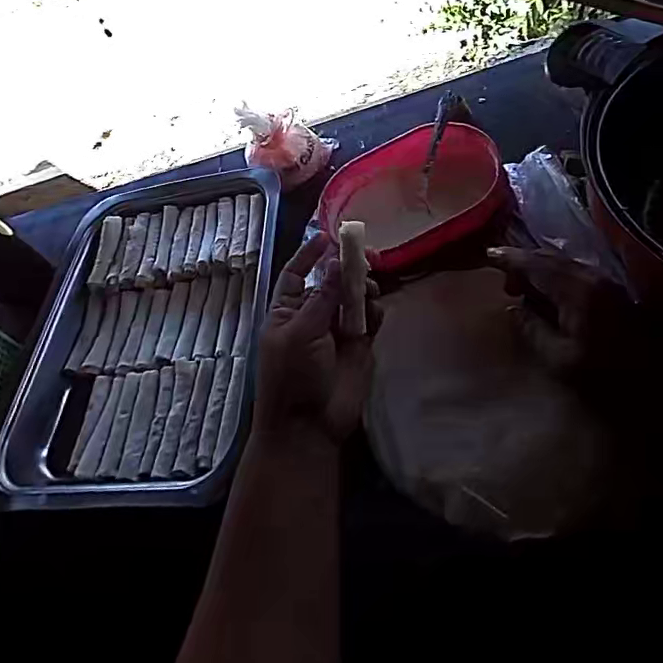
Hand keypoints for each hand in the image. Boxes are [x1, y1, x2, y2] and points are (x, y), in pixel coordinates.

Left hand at [254, 234, 379, 443]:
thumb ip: (323, 298)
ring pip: (353, 298)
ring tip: (371, 288)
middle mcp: (311, 315)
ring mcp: (336, 330)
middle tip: (368, 256)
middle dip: (347, 267)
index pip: (296, 273)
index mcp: (287, 309)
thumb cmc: (293, 375)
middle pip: (331, 281)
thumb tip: (336, 262)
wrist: (309, 426)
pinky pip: (369, 319)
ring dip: (363, 287)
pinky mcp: (359, 346)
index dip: (310, 254)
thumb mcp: (301, 332)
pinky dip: (374, 310)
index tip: (328, 236)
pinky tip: (376, 311)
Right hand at [485, 242, 636, 378]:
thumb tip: (515, 309)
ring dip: (541, 272)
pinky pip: (577, 275)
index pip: (534, 263)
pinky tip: (550, 297)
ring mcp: (608, 285)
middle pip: (550, 259)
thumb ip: (531, 328)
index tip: (487, 255)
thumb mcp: (558, 358)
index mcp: (576, 289)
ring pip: (564, 266)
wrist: (662, 394)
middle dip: (523, 264)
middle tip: (505, 284)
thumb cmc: (605, 378)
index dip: (508, 257)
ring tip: (524, 290)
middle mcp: (592, 278)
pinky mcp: (616, 296)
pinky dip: (557, 279)